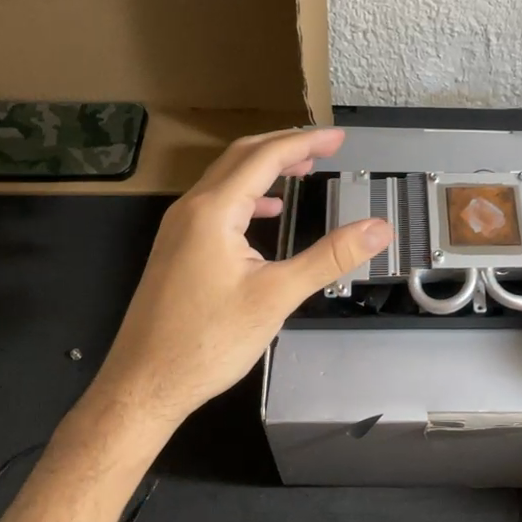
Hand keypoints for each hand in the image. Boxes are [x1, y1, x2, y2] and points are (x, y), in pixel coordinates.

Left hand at [95, 128, 389, 422]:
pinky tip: (266, 212)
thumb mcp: (276, 297)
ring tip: (302, 170)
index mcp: (213, 211)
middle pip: (241, 156)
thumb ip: (329, 257)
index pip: (265, 157)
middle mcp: (191, 209)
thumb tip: (378, 228)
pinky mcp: (176, 249)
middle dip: (285, 145)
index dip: (305, 142)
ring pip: (225, 179)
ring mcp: (178, 229)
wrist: (143, 385)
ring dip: (264, 167)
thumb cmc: (207, 342)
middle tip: (325, 146)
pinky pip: (215, 203)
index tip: (339, 137)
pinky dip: (247, 195)